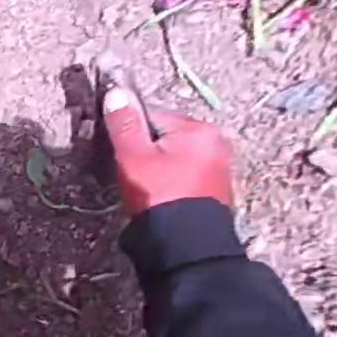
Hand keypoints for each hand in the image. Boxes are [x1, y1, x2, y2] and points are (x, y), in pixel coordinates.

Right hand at [102, 87, 233, 212]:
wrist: (185, 244)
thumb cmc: (159, 196)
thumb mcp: (134, 157)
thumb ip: (125, 124)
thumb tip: (116, 92)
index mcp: (199, 128)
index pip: (153, 116)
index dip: (131, 136)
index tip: (124, 156)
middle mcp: (216, 142)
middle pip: (166, 135)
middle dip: (147, 151)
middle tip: (135, 176)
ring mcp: (220, 165)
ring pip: (175, 155)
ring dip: (159, 167)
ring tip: (147, 189)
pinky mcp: (217, 187)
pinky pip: (186, 173)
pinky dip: (172, 180)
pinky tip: (162, 196)